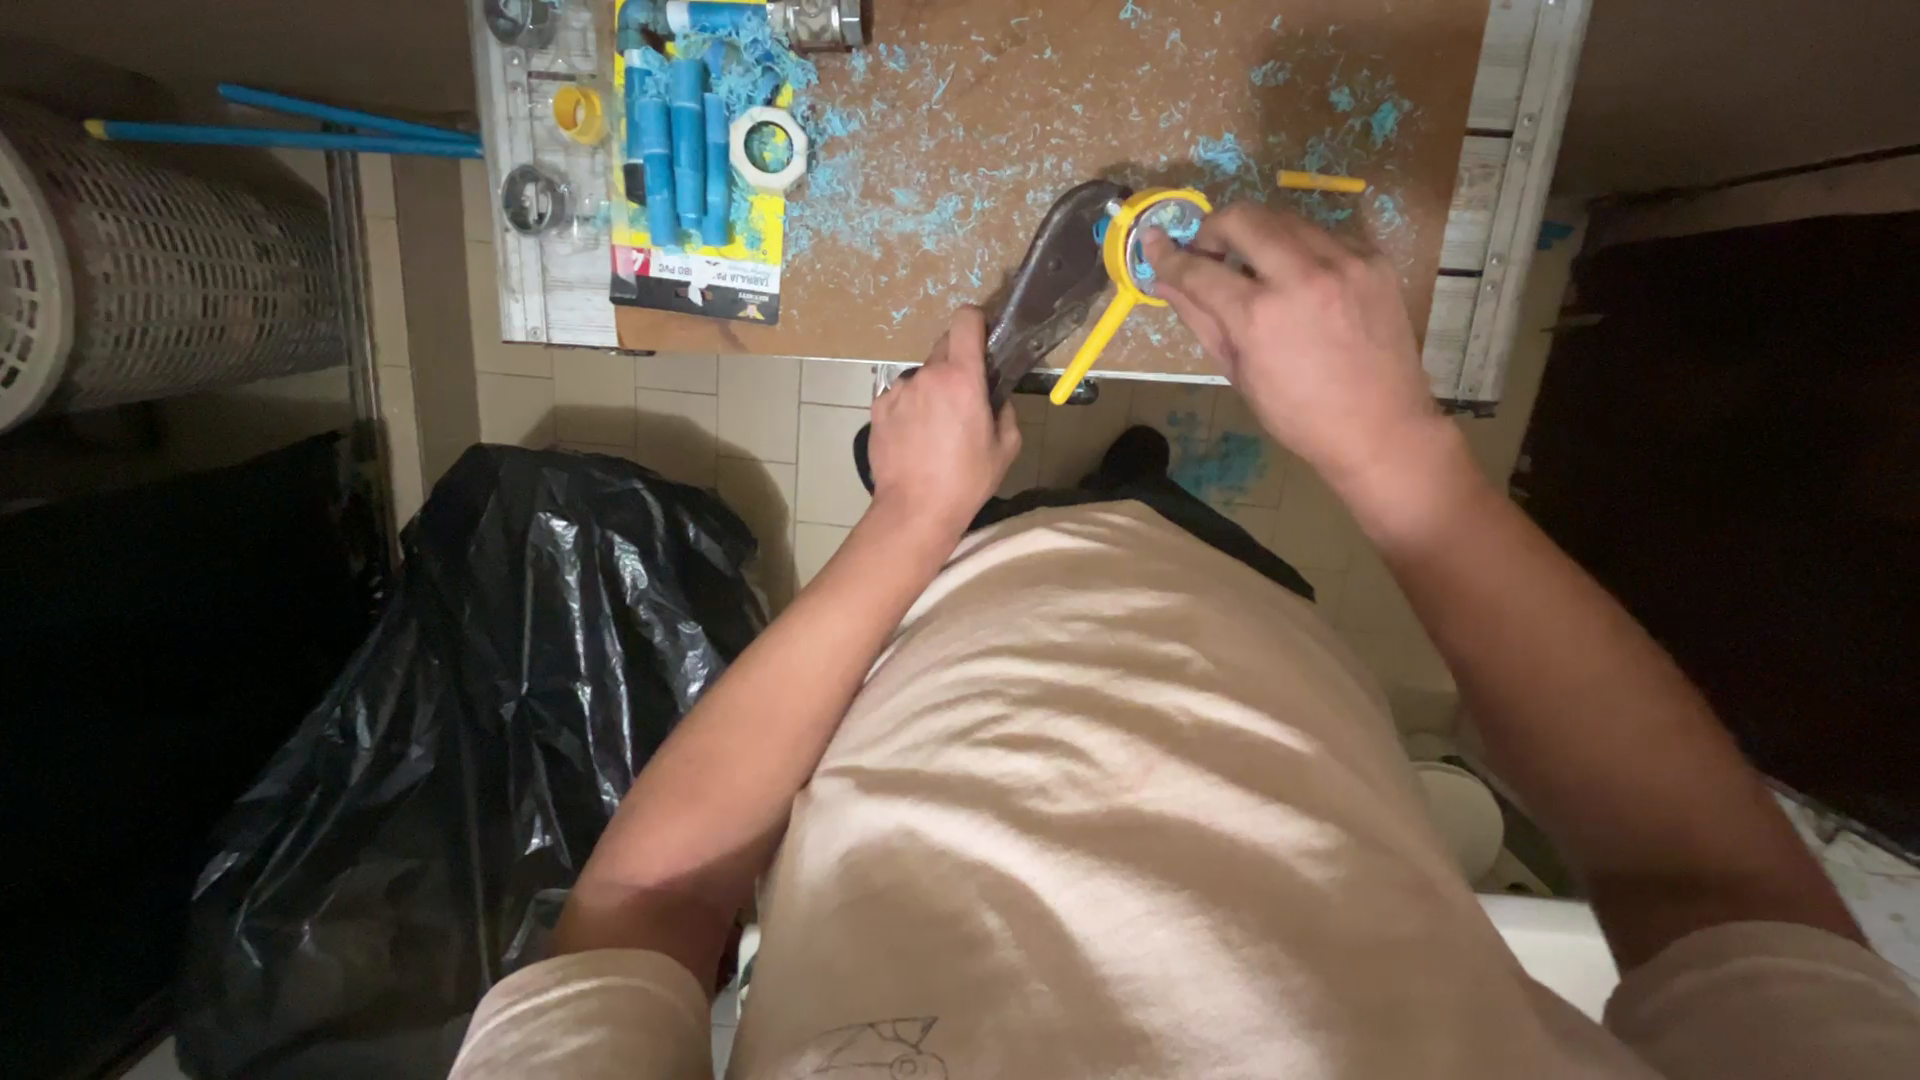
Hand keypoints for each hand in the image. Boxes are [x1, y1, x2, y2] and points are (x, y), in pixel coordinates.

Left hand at [865, 306, 1020, 536]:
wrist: (914, 509)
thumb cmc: (966, 480)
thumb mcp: (1005, 448)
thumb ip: (1005, 411)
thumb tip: (995, 398)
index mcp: (961, 377)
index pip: (965, 321)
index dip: (976, 322)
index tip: (982, 338)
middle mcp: (926, 375)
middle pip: (943, 349)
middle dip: (956, 365)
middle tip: (963, 399)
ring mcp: (897, 390)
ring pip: (921, 376)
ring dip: (931, 390)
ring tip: (935, 428)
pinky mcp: (877, 408)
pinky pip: (900, 397)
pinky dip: (909, 408)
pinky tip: (914, 438)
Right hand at [1143, 202, 1448, 495]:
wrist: (1380, 427)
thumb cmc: (1296, 413)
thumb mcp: (1237, 372)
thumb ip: (1200, 318)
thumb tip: (1164, 282)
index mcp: (1259, 316)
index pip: (1198, 269)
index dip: (1168, 256)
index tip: (1154, 243)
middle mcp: (1301, 276)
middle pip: (1242, 218)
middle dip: (1213, 228)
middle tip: (1208, 253)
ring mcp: (1344, 262)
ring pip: (1284, 219)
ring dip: (1258, 236)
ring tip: (1254, 269)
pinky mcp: (1374, 259)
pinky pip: (1323, 236)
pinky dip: (1299, 250)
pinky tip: (1299, 281)